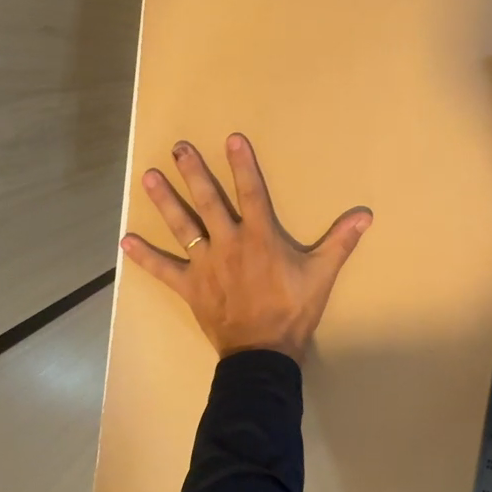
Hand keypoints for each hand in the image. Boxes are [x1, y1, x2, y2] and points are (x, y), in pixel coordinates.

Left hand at [121, 134, 373, 361]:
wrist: (263, 353)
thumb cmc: (292, 311)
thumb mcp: (321, 274)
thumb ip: (340, 241)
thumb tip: (366, 215)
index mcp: (260, 237)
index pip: (251, 192)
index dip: (242, 164)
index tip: (231, 138)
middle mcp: (229, 243)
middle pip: (208, 200)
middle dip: (193, 172)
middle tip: (178, 148)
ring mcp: (205, 264)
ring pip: (182, 226)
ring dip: (164, 201)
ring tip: (148, 177)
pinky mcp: (190, 287)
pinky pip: (163, 270)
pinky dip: (145, 256)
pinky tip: (125, 241)